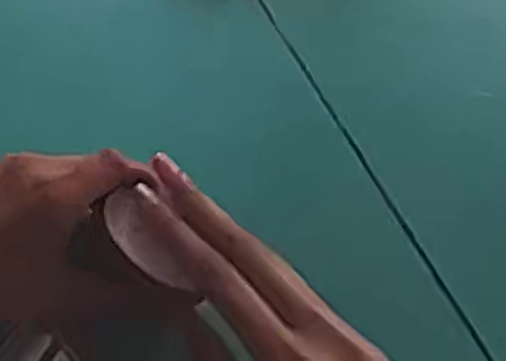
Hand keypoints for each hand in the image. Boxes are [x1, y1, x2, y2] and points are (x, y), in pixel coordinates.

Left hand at [0, 150, 156, 322]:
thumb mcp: (64, 294)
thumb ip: (119, 295)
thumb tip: (163, 298)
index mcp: (56, 191)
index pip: (112, 163)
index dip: (143, 175)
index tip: (161, 196)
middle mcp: (39, 165)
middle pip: (95, 161)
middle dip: (122, 184)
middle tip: (140, 216)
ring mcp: (20, 161)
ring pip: (73, 161)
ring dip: (95, 182)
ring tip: (107, 219)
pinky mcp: (7, 165)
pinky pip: (51, 164)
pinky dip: (71, 181)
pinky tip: (70, 212)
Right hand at [135, 154, 384, 360]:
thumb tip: (189, 319)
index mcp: (294, 358)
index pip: (219, 274)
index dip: (175, 231)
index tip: (145, 196)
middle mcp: (323, 335)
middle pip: (248, 250)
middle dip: (200, 204)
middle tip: (164, 164)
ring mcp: (347, 336)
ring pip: (274, 261)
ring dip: (226, 224)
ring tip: (190, 194)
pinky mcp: (360, 343)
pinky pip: (293, 284)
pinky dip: (255, 256)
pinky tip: (236, 245)